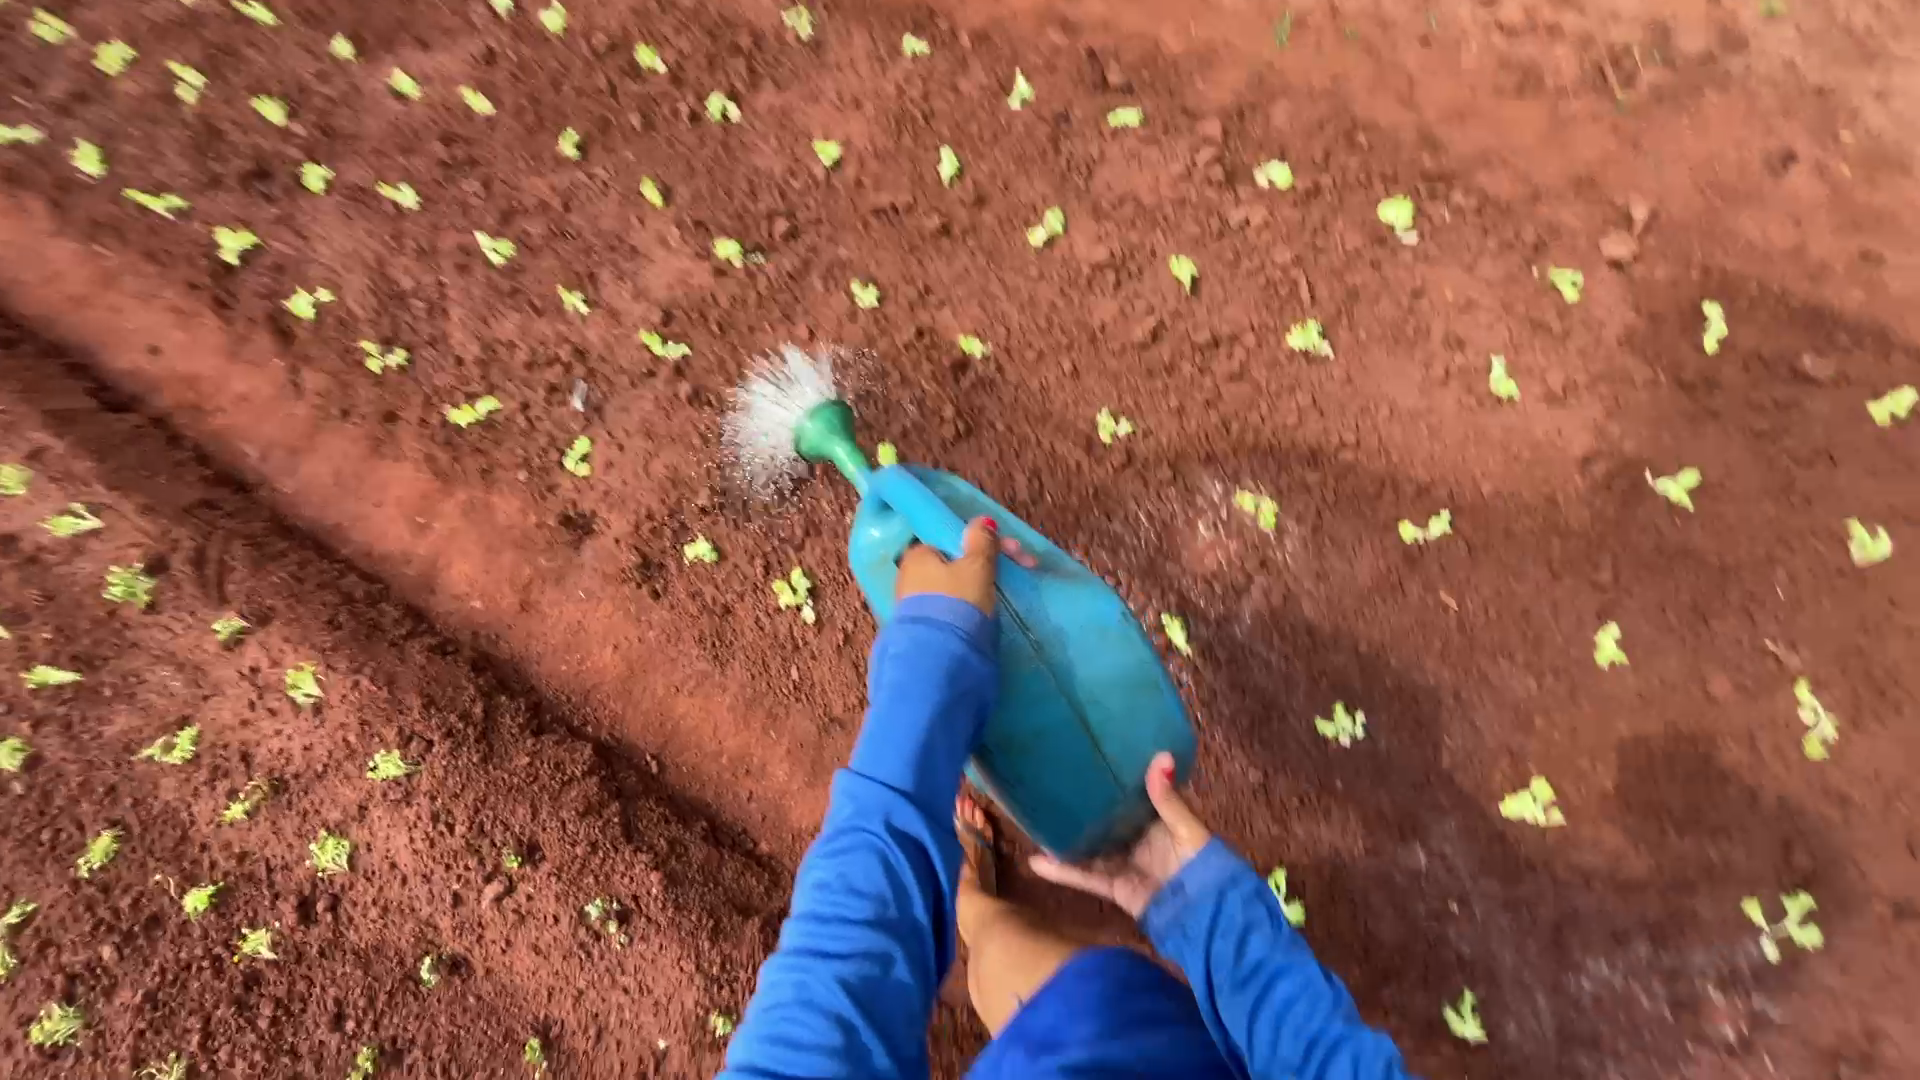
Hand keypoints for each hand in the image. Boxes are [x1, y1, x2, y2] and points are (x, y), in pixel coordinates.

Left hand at [895, 516, 1032, 614]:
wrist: (939, 659)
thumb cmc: (957, 604)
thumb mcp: (976, 568)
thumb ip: (982, 542)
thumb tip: (982, 521)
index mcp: (918, 554)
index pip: (954, 539)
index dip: (987, 544)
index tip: (1015, 554)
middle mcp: (909, 575)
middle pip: (956, 562)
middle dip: (989, 565)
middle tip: (1023, 570)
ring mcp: (914, 603)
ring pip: (955, 585)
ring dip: (981, 586)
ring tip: (1004, 596)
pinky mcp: (924, 627)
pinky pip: (952, 606)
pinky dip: (970, 605)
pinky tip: (984, 613)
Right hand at [1029, 752, 1210, 918]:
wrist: (1209, 916)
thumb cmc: (1203, 865)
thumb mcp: (1187, 828)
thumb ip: (1167, 798)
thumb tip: (1160, 755)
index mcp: (1153, 820)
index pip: (1126, 795)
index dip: (1106, 780)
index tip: (1082, 760)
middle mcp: (1134, 838)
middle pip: (1102, 821)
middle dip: (1078, 808)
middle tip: (1047, 788)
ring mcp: (1122, 863)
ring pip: (1088, 847)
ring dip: (1064, 839)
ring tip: (1034, 823)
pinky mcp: (1114, 887)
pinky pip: (1085, 876)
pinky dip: (1062, 871)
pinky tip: (1037, 862)